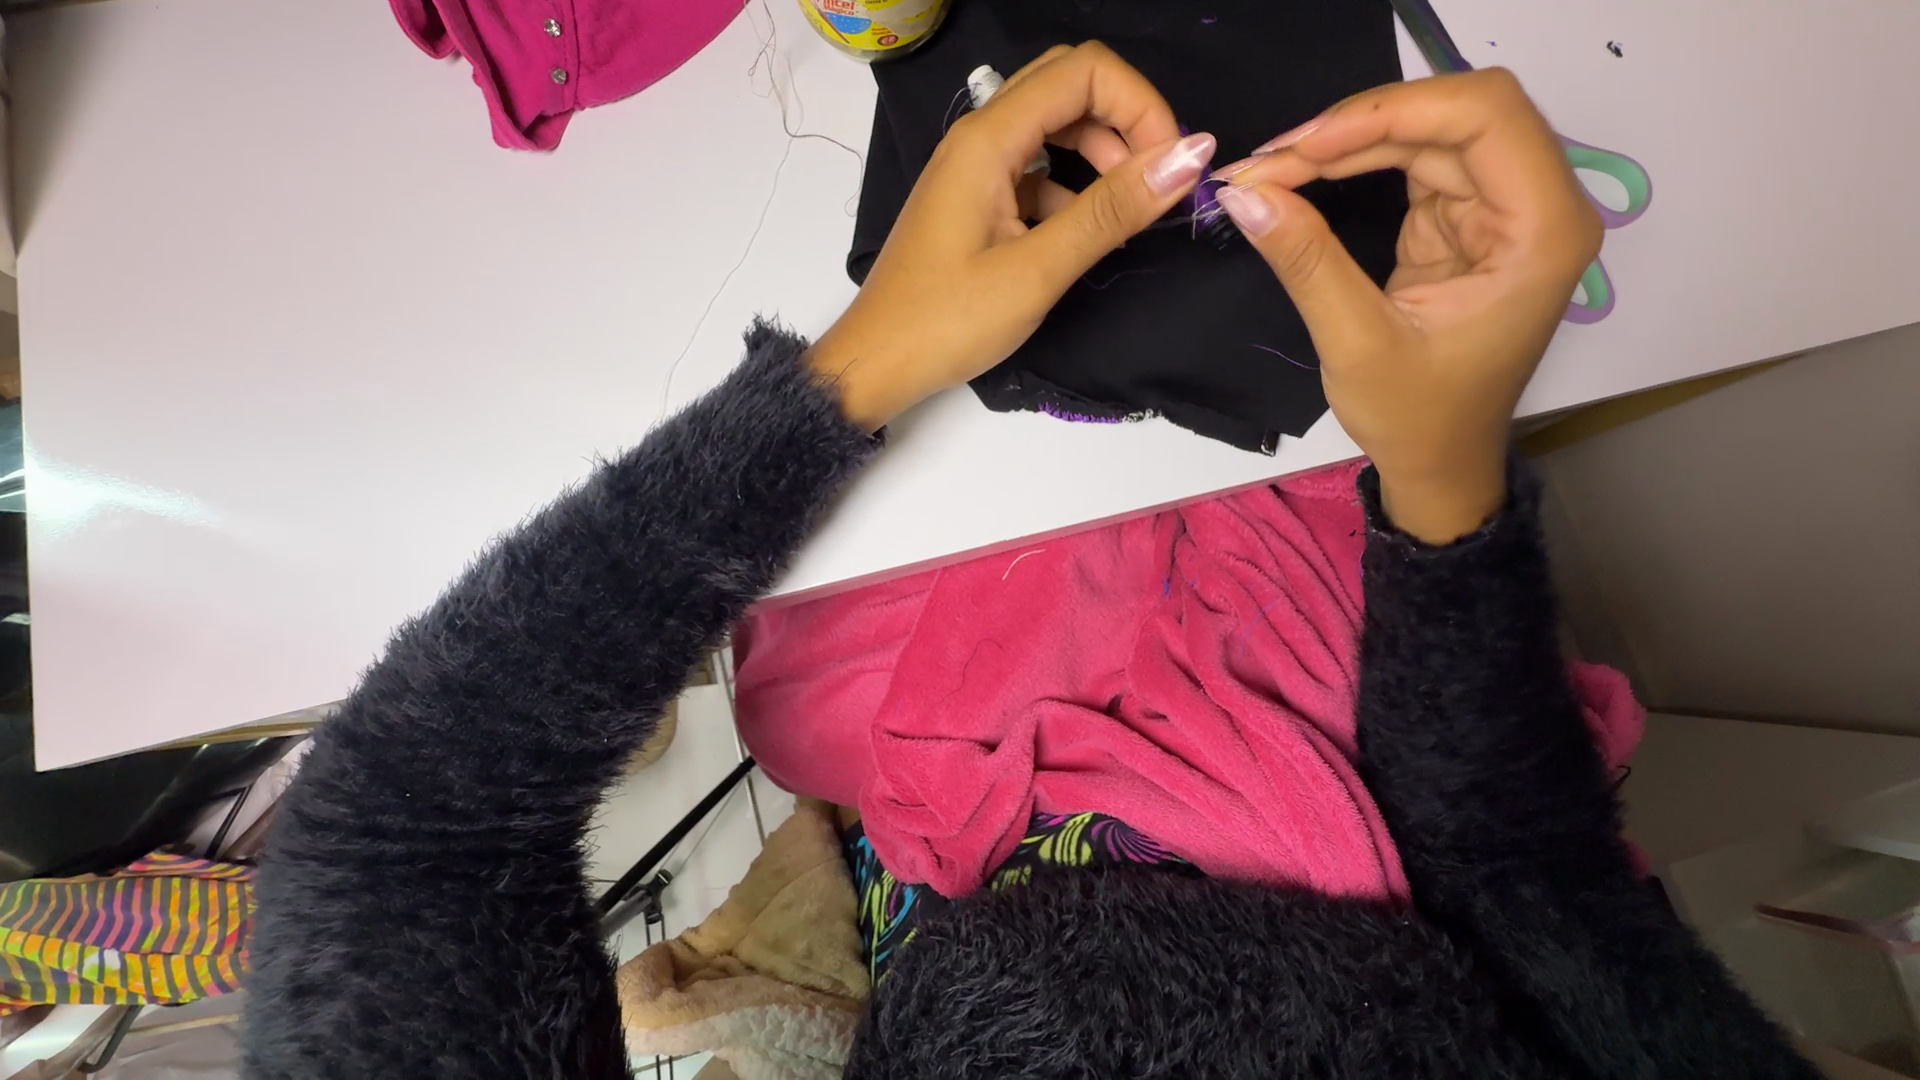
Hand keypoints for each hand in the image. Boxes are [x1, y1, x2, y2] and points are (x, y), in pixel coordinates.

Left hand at [809, 43, 1218, 430]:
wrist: (877, 364)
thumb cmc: (946, 323)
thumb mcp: (1035, 270)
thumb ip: (1109, 210)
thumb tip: (1191, 153)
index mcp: (987, 140)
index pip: (1083, 72)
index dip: (1140, 104)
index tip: (1169, 168)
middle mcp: (977, 140)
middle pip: (1065, 89)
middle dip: (1122, 122)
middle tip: (1153, 184)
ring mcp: (972, 173)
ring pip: (1049, 132)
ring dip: (1097, 157)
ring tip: (1124, 213)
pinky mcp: (972, 206)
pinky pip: (1031, 175)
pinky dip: (1068, 191)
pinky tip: (1080, 236)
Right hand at [1211, 69, 1602, 541]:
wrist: (1438, 461)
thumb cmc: (1417, 418)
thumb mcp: (1356, 343)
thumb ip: (1307, 261)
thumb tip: (1243, 195)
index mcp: (1540, 231)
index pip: (1481, 118)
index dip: (1388, 113)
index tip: (1301, 147)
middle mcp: (1533, 204)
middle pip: (1450, 118)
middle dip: (1356, 127)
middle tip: (1270, 158)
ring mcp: (1496, 211)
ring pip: (1423, 138)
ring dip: (1344, 147)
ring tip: (1271, 169)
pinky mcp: (1459, 224)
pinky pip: (1407, 170)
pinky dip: (1350, 171)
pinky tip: (1301, 179)